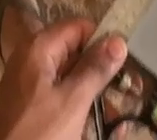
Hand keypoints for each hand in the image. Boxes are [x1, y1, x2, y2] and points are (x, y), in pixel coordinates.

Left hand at [0, 18, 126, 139]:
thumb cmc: (37, 134)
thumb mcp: (71, 103)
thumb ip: (95, 70)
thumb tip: (119, 39)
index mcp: (39, 47)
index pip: (79, 28)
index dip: (103, 42)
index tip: (126, 63)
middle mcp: (32, 58)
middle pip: (75, 52)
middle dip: (100, 71)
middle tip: (127, 91)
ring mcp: (29, 82)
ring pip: (70, 77)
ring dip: (93, 93)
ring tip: (117, 117)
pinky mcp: (30, 105)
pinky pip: (60, 96)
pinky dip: (78, 106)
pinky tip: (96, 124)